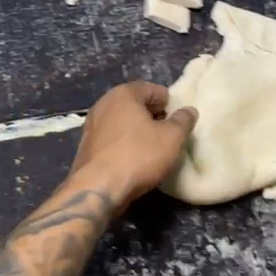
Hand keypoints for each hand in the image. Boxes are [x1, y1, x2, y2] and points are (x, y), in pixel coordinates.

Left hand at [66, 82, 196, 211]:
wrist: (99, 187)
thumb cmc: (139, 155)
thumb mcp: (172, 138)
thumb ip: (183, 120)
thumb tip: (188, 110)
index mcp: (123, 94)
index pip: (152, 89)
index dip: (169, 102)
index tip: (179, 119)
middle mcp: (103, 103)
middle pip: (135, 104)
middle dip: (153, 115)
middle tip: (169, 133)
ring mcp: (92, 125)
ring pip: (122, 121)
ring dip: (138, 130)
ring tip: (154, 147)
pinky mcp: (87, 145)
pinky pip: (112, 138)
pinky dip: (124, 143)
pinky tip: (134, 158)